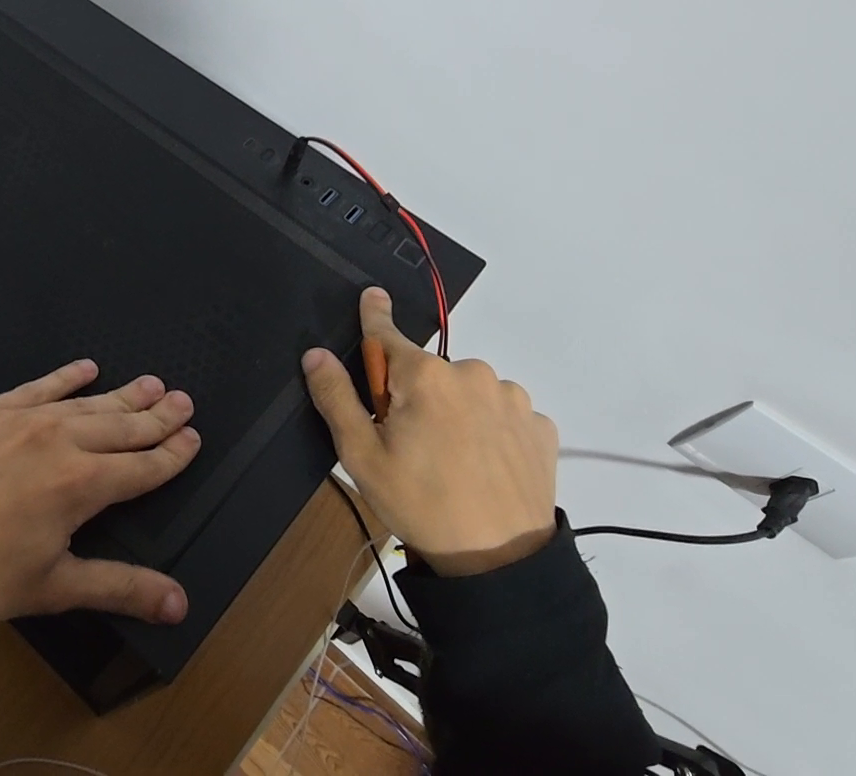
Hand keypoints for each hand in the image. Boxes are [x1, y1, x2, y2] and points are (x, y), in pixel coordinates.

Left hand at [0, 360, 201, 648]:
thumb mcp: (53, 588)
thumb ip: (120, 588)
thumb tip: (179, 603)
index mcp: (81, 485)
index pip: (142, 466)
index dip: (172, 454)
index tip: (193, 439)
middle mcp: (58, 441)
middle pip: (122, 426)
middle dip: (158, 415)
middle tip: (184, 401)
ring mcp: (20, 419)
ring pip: (86, 402)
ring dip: (123, 394)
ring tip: (152, 383)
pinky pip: (37, 386)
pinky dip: (65, 376)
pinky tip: (85, 368)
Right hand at [302, 287, 558, 576]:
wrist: (500, 560)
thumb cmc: (419, 503)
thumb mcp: (361, 455)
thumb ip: (336, 397)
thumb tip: (316, 354)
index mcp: (425, 375)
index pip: (386, 332)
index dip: (373, 315)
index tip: (372, 294)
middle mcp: (472, 372)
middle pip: (426, 371)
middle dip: (412, 394)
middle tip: (407, 442)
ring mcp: (512, 398)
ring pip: (466, 391)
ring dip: (453, 410)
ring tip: (449, 460)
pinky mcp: (539, 426)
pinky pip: (500, 413)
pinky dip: (487, 429)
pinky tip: (481, 464)